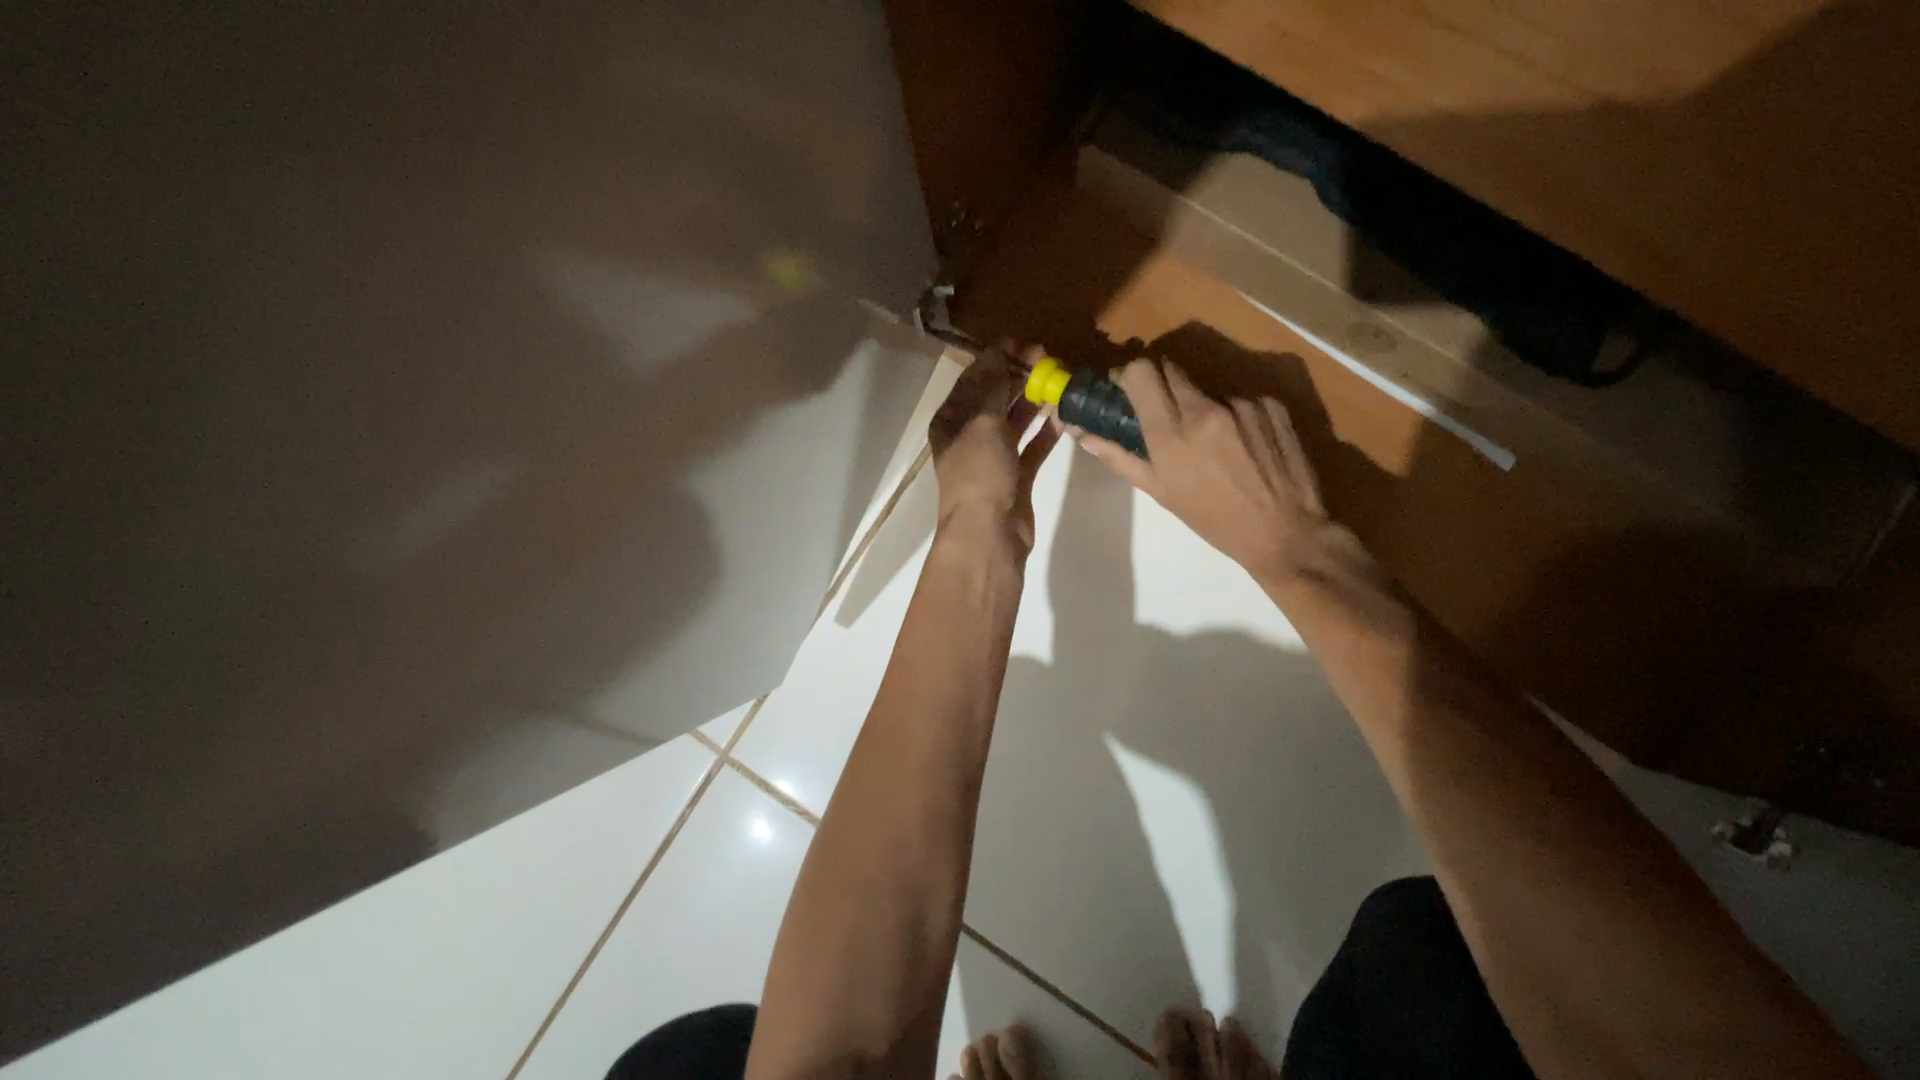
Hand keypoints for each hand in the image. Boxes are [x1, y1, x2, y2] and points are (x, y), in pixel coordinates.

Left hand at [929, 344, 1061, 550]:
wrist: (988, 534)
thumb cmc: (979, 473)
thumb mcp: (982, 422)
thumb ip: (993, 386)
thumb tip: (997, 351)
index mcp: (951, 421)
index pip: (973, 379)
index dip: (996, 358)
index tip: (1025, 342)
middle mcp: (969, 436)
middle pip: (995, 398)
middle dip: (1019, 376)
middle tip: (1049, 358)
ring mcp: (993, 459)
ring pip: (1015, 421)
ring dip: (1035, 401)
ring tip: (1059, 379)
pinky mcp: (1016, 477)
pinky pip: (1032, 446)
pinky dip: (1046, 431)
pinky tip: (1065, 413)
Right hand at [1073, 357, 1332, 585]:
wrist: (1286, 531)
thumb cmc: (1214, 520)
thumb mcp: (1160, 493)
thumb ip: (1119, 456)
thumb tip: (1081, 433)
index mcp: (1171, 434)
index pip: (1140, 371)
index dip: (1130, 375)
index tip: (1129, 388)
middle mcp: (1205, 409)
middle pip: (1169, 368)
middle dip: (1160, 384)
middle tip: (1163, 410)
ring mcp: (1242, 403)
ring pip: (1206, 386)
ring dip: (1200, 403)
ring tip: (1213, 441)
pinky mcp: (1272, 403)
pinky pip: (1240, 398)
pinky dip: (1234, 414)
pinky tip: (1243, 444)